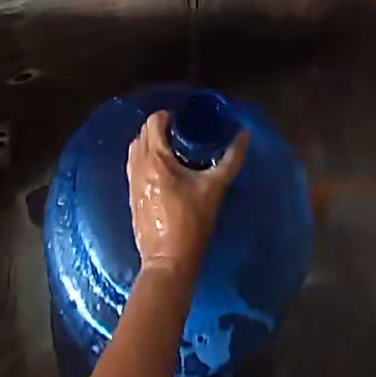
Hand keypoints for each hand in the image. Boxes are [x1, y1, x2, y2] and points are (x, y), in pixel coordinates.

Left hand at [126, 111, 247, 277]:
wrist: (169, 261)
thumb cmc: (192, 222)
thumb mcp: (215, 188)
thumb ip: (231, 159)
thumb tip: (244, 135)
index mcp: (157, 159)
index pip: (153, 122)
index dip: (167, 116)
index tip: (183, 121)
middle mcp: (139, 165)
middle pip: (142, 132)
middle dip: (158, 127)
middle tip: (179, 132)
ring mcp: (132, 181)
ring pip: (134, 148)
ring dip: (148, 141)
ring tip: (169, 147)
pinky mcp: (131, 195)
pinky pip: (132, 164)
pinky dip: (143, 157)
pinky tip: (160, 168)